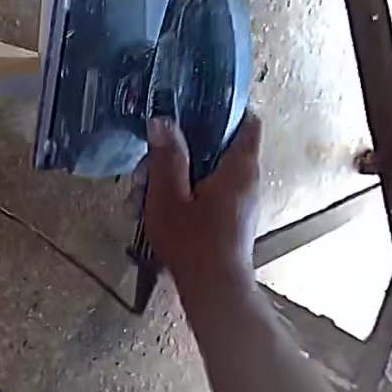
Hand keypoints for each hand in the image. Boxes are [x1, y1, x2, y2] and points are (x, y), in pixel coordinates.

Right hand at [143, 113, 262, 291]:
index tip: (191, 105)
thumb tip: (162, 121)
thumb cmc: (191, 240)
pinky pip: (206, 187)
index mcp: (238, 169)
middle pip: (219, 145)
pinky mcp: (228, 214)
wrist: (212, 286)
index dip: (224, 109)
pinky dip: (182, 188)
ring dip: (175, 171)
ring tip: (144, 188)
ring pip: (207, 168)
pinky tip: (154, 204)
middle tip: (150, 156)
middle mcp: (246, 179)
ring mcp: (239, 198)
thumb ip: (168, 158)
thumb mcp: (168, 195)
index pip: (247, 124)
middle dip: (182, 146)